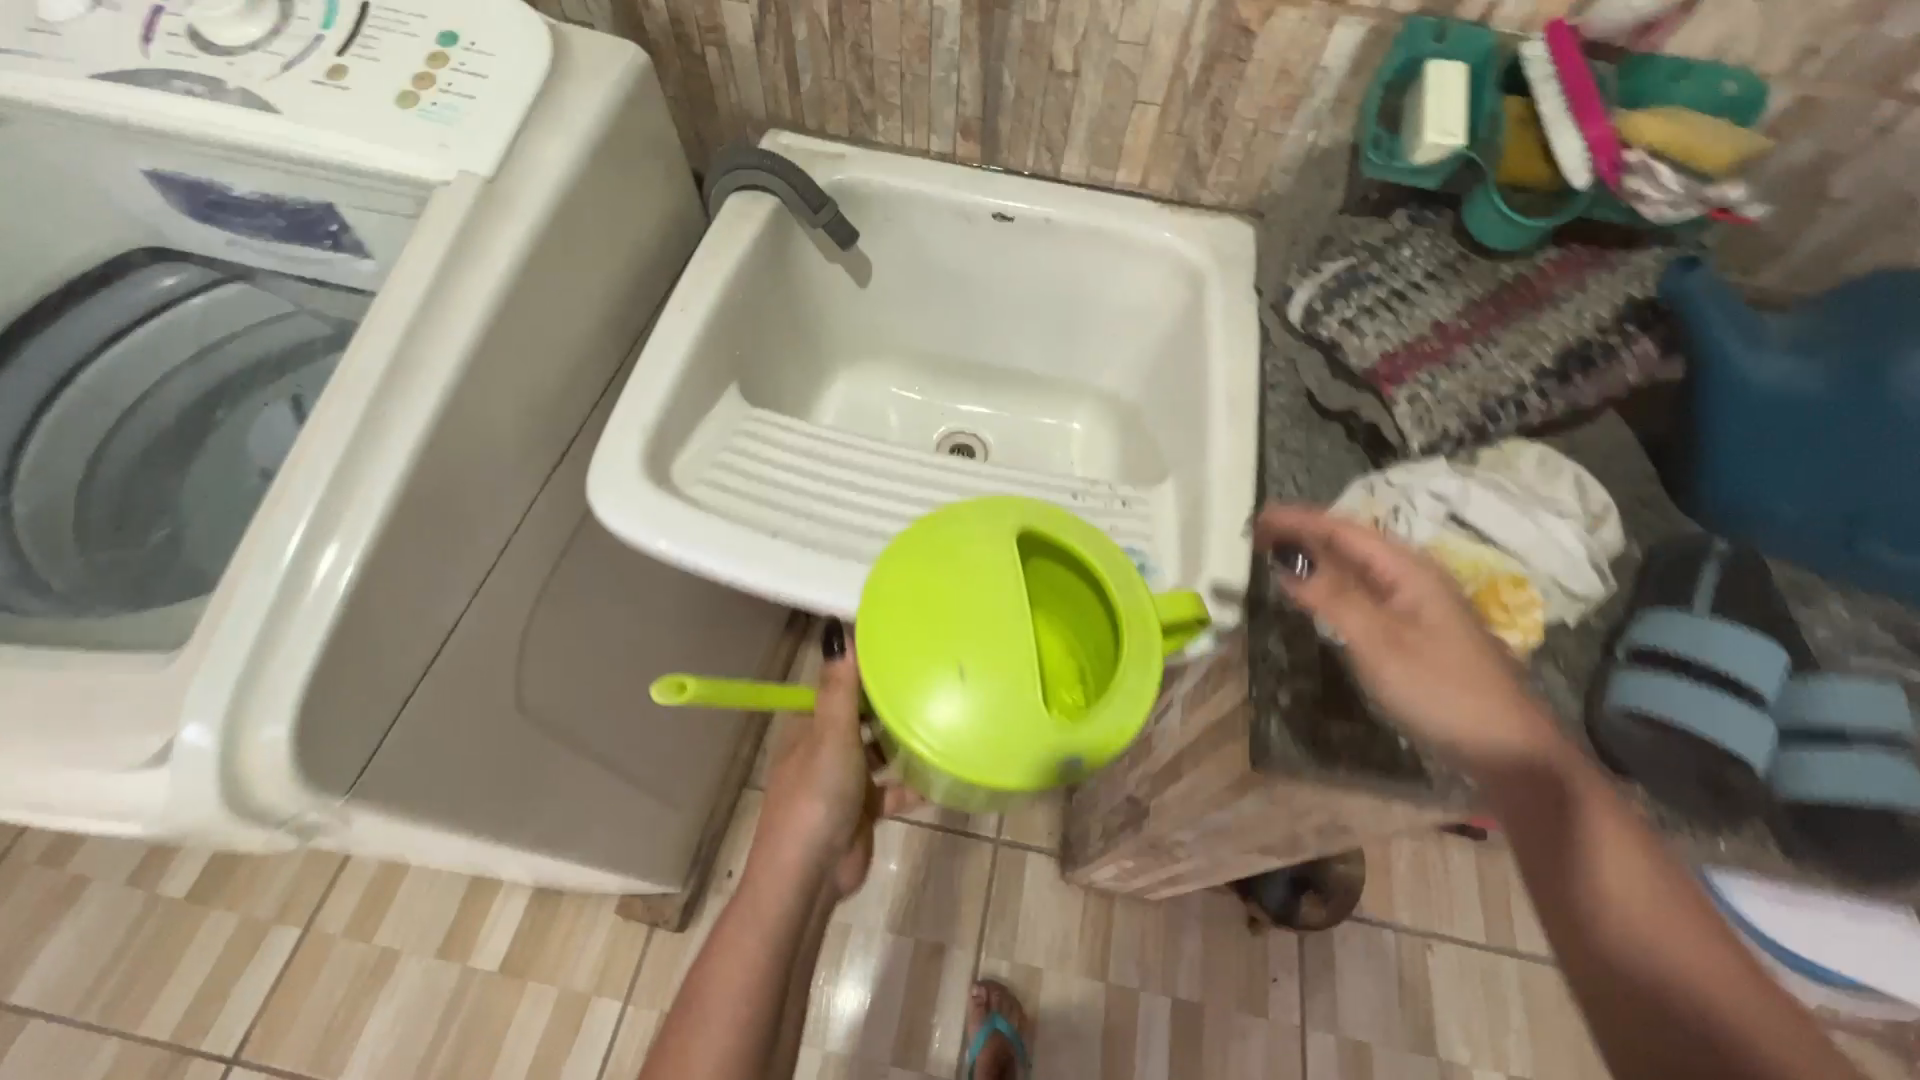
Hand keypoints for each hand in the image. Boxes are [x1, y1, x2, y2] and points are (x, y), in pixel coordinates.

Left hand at [755, 619, 918, 898]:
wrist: (810, 874)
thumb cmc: (816, 796)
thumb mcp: (830, 734)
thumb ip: (840, 687)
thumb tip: (837, 630)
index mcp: (810, 725)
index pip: (839, 686)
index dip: (866, 669)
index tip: (904, 649)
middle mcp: (826, 747)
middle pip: (863, 717)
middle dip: (891, 704)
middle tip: (935, 680)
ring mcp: (845, 780)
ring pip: (880, 752)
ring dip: (905, 742)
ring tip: (946, 719)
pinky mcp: (864, 810)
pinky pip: (894, 788)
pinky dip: (914, 783)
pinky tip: (943, 774)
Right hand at [1255, 504, 1566, 776]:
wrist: (1506, 747)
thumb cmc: (1441, 690)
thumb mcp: (1379, 642)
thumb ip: (1332, 597)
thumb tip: (1286, 558)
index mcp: (1408, 570)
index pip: (1343, 530)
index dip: (1298, 520)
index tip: (1255, 517)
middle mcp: (1412, 578)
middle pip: (1350, 543)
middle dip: (1304, 534)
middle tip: (1256, 536)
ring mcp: (1415, 606)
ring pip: (1356, 568)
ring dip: (1316, 558)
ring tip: (1275, 556)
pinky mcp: (1413, 632)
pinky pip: (1362, 593)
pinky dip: (1331, 586)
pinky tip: (1315, 595)